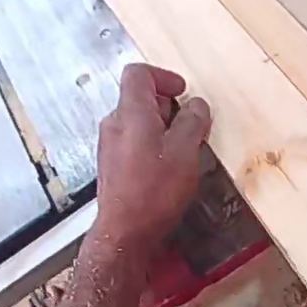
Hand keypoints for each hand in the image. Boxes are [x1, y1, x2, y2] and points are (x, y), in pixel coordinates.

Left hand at [94, 63, 211, 255]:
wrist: (125, 233)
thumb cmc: (155, 190)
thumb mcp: (185, 151)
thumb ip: (193, 121)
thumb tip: (197, 105)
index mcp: (130, 112)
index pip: (139, 73)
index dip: (163, 76)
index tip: (183, 92)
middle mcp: (114, 124)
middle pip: (139, 99)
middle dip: (168, 107)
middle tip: (190, 127)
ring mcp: (110, 147)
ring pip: (137, 125)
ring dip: (162, 130)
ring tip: (182, 153)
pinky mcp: (112, 169)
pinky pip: (133, 146)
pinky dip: (151, 148)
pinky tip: (166, 171)